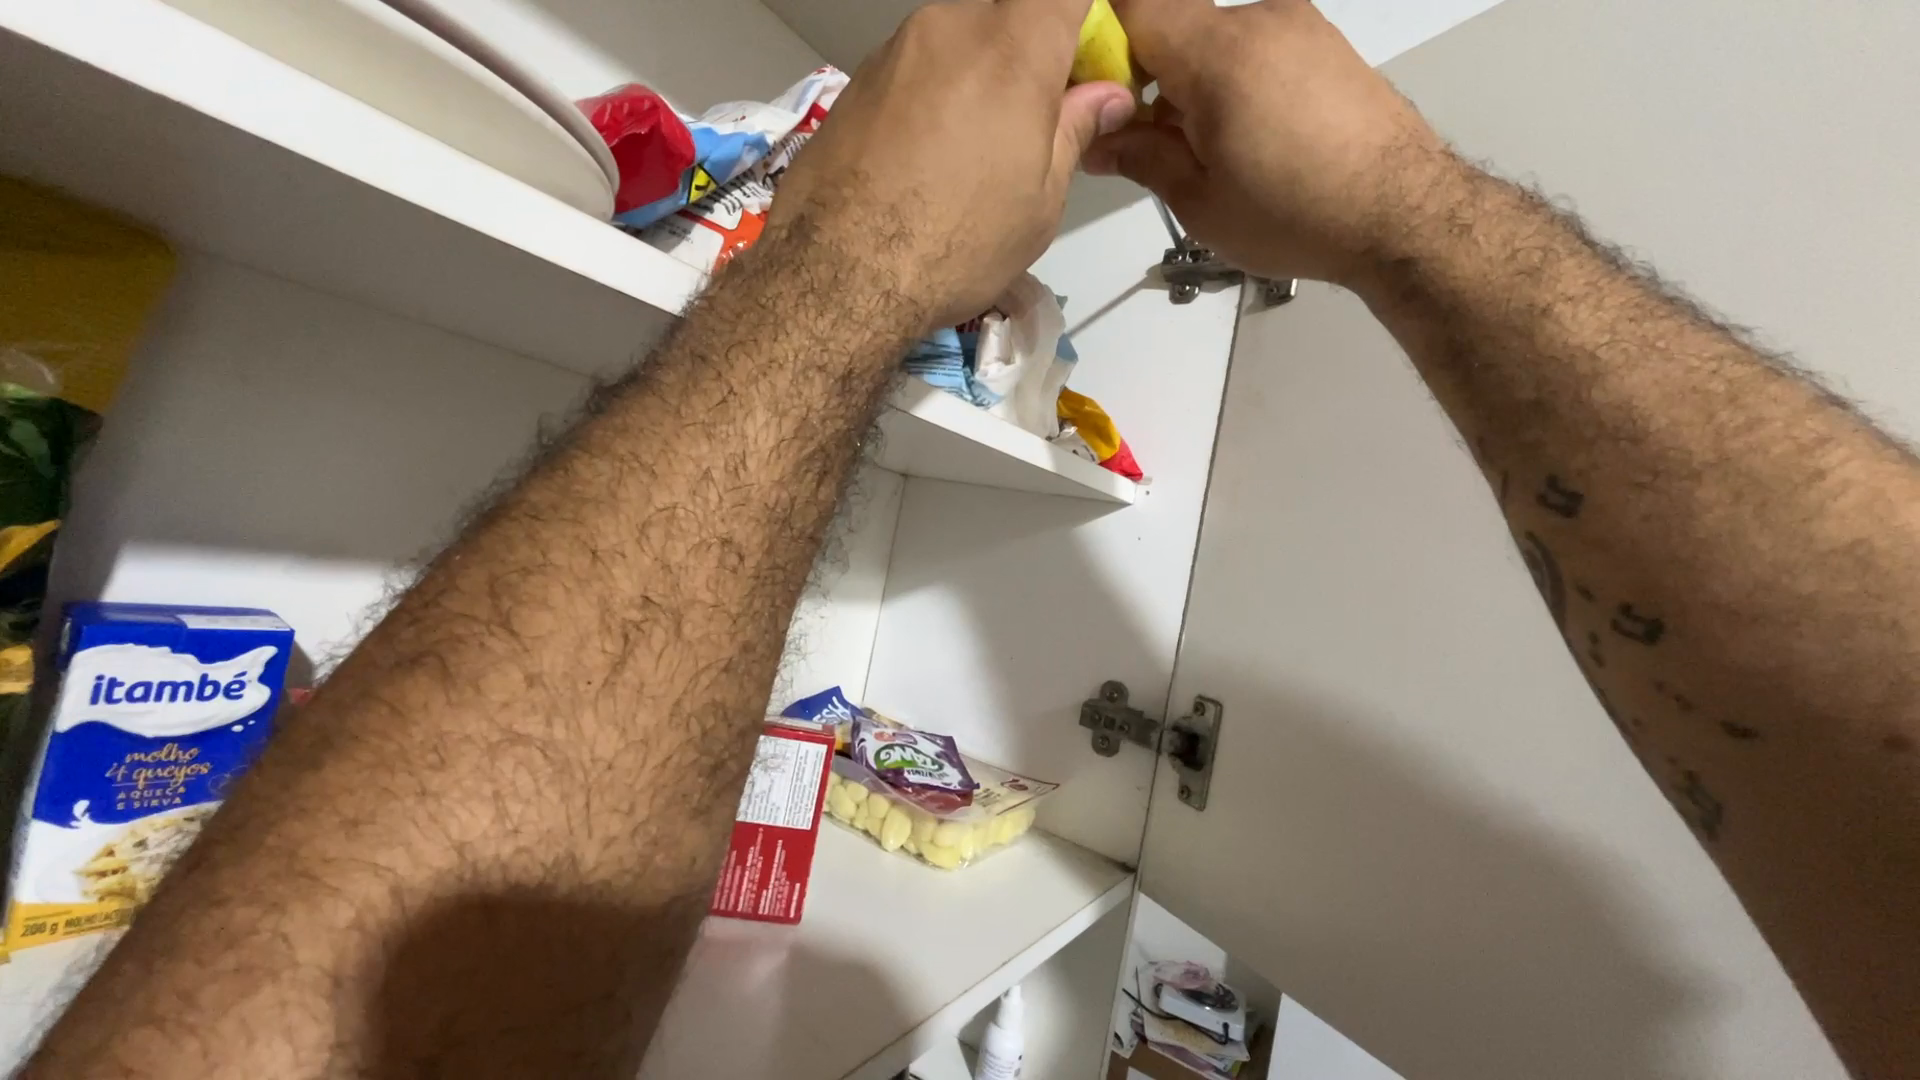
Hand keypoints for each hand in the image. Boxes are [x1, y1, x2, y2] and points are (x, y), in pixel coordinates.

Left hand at [768, 0, 1137, 328]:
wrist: (839, 275)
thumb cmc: (957, 247)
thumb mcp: (1039, 205)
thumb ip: (1073, 132)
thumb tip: (1104, 93)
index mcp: (1013, 48)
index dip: (1082, 18)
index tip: (1083, 64)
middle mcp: (951, 25)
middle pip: (1006, 14)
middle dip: (1026, 55)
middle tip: (1028, 122)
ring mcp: (895, 48)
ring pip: (955, 41)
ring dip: (975, 78)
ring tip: (967, 154)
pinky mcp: (855, 80)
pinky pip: (912, 69)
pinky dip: (931, 96)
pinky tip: (920, 160)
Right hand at [1083, 0, 1452, 286]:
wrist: (1401, 213)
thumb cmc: (1290, 215)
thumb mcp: (1198, 201)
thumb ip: (1141, 157)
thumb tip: (1095, 141)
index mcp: (1216, 53)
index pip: (1135, 2)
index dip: (1100, 36)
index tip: (1089, 88)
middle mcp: (1257, 17)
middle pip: (1172, 22)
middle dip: (1141, 73)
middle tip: (1133, 139)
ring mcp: (1296, 23)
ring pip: (1211, 38)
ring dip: (1185, 83)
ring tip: (1193, 150)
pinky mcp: (1321, 41)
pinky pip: (1250, 46)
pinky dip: (1224, 81)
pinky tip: (1235, 137)